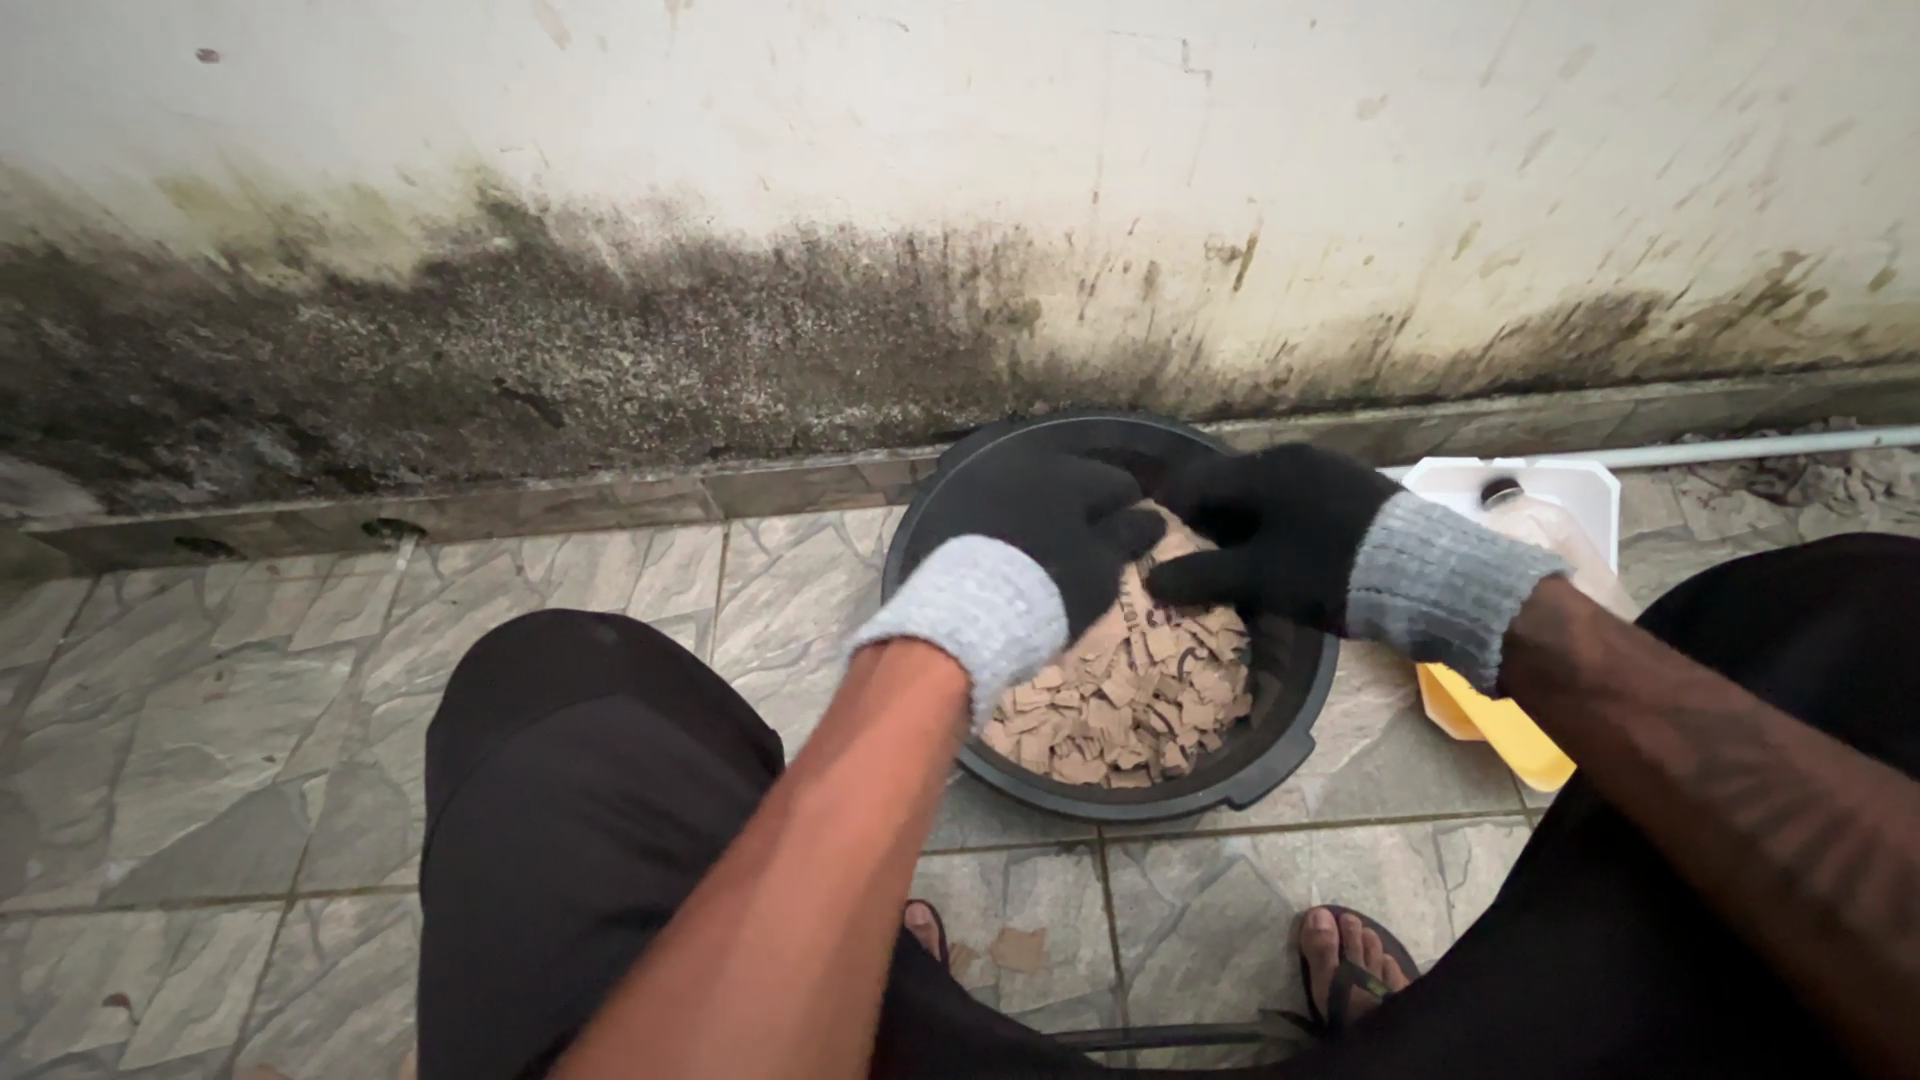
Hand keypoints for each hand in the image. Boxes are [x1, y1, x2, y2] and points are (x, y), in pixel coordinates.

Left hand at [910, 451, 1165, 640]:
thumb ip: (1126, 538)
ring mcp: (982, 481)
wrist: (967, 613)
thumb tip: (1152, 518)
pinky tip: (1009, 549)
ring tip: (1047, 546)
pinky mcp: (949, 506)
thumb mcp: (1099, 570)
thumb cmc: (1047, 589)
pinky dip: (1006, 522)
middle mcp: (1024, 464)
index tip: (1131, 534)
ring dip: (1041, 509)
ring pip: (1026, 490)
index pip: (1116, 483)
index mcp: (1069, 475)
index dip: (1129, 509)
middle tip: (1088, 541)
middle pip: (1068, 480)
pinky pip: (992, 507)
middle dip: (1081, 504)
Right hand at [1144, 444, 1401, 632]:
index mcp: (1263, 468)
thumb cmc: (1330, 570)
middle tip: (1195, 562)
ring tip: (1237, 566)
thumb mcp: (1257, 578)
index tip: (1157, 547)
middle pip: (1228, 486)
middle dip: (1206, 524)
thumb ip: (1199, 576)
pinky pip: (1297, 502)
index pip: (1193, 483)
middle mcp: (1293, 457)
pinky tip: (1284, 558)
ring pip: (1264, 496)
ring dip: (1242, 527)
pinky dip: (1277, 527)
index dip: (1167, 516)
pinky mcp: (1357, 490)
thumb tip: (1152, 580)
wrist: (1432, 578)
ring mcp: (1330, 470)